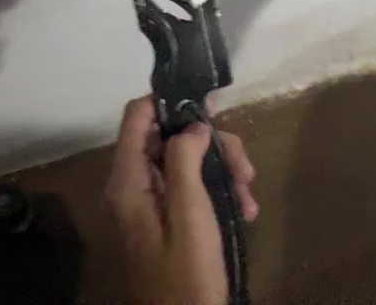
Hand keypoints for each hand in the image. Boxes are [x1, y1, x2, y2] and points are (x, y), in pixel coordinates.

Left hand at [105, 96, 259, 304]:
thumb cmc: (186, 274)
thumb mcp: (189, 213)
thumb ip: (184, 161)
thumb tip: (193, 125)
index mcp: (128, 182)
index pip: (137, 116)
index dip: (168, 102)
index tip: (208, 106)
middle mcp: (133, 186)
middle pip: (170, 136)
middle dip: (211, 143)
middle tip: (243, 164)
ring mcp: (150, 202)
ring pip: (187, 158)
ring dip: (222, 167)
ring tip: (248, 191)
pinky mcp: (167, 217)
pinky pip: (192, 184)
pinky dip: (219, 188)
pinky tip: (244, 207)